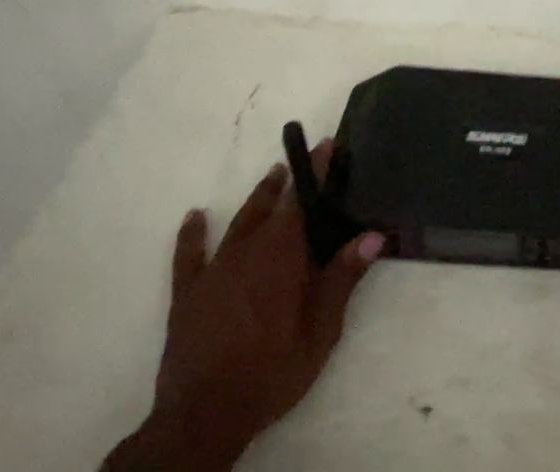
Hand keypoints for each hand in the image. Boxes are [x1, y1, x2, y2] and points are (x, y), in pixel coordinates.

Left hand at [106, 145, 384, 471]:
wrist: (205, 414)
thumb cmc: (273, 370)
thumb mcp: (321, 330)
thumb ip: (342, 279)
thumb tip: (372, 235)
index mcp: (282, 259)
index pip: (303, 203)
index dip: (316, 173)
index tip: (327, 145)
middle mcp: (247, 253)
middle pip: (273, 208)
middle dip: (293, 181)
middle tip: (306, 157)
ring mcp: (214, 271)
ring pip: (239, 224)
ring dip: (258, 199)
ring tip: (272, 176)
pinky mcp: (188, 294)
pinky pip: (189, 255)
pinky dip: (192, 233)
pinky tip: (195, 217)